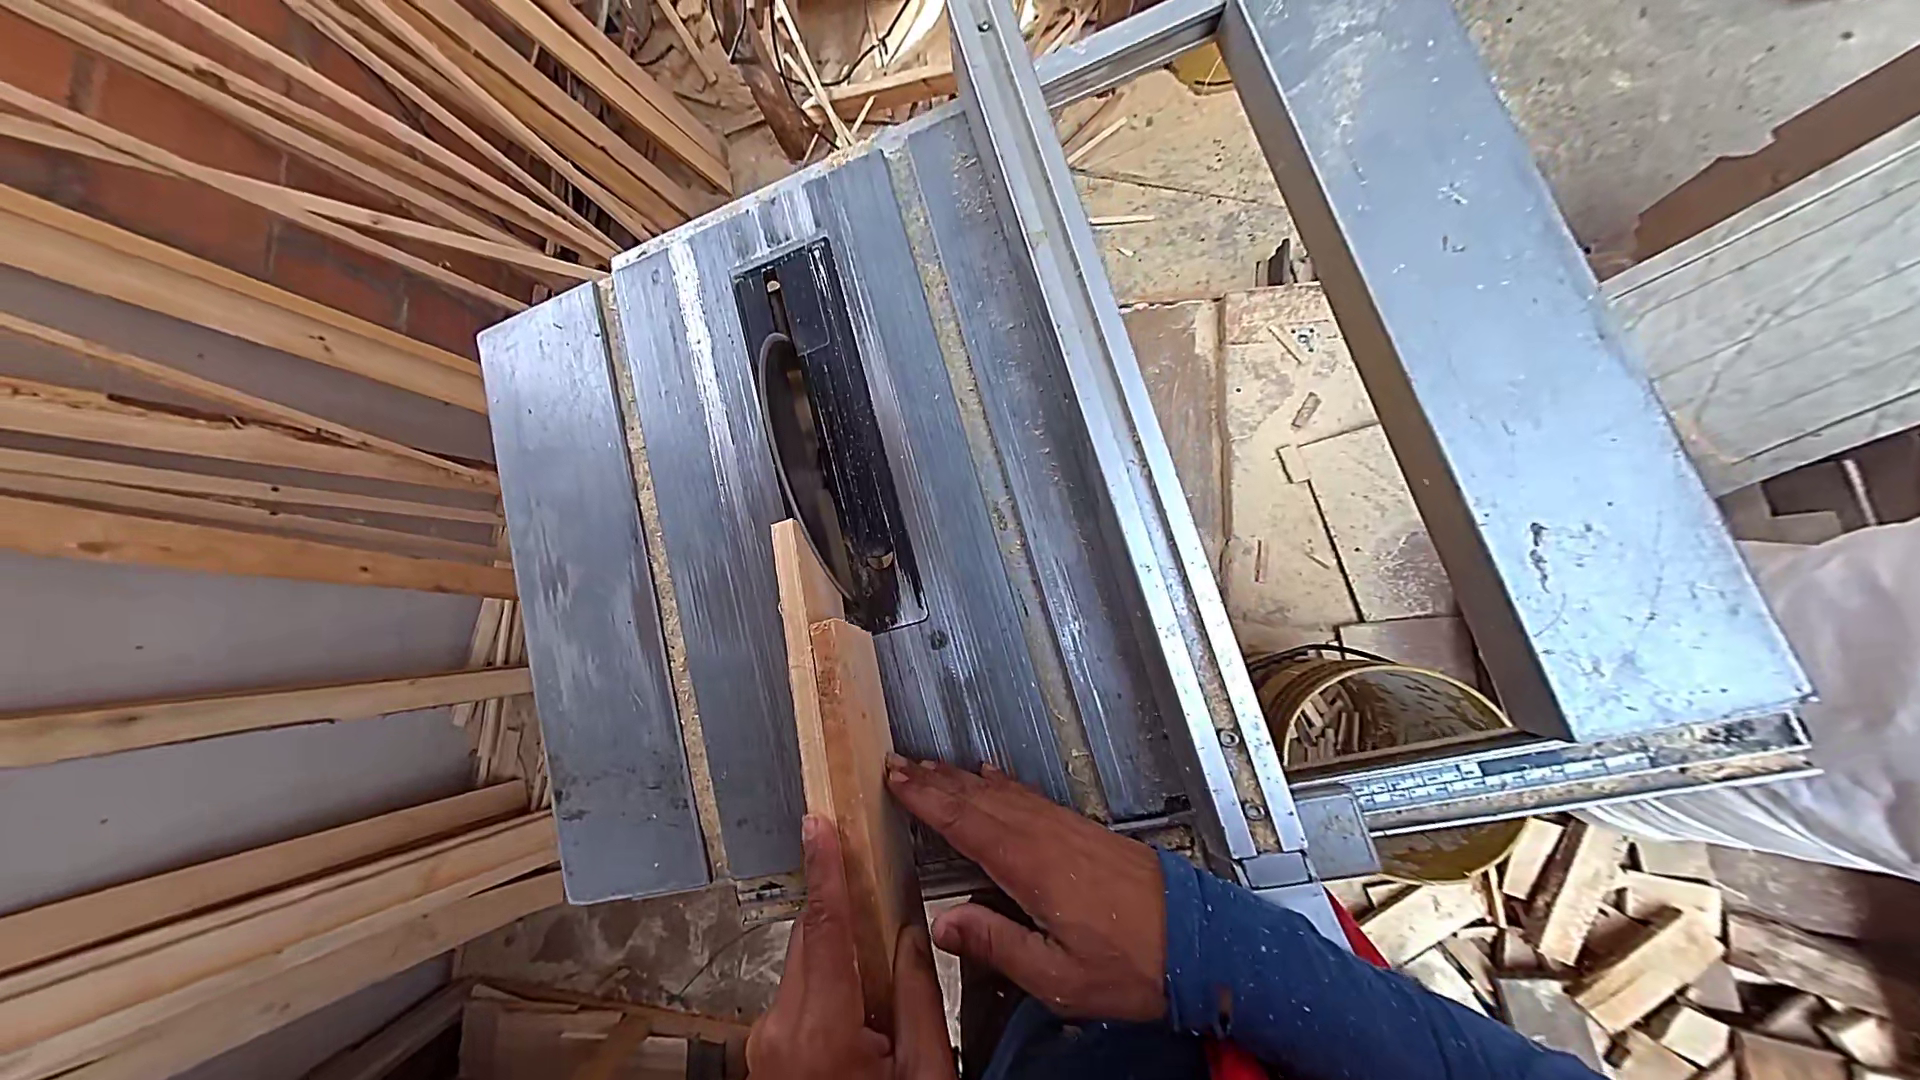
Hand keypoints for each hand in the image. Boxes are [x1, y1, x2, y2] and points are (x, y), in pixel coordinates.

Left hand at [747, 816, 955, 1079]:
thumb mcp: (924, 1073)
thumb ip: (918, 992)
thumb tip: (909, 928)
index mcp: (821, 1030)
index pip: (825, 925)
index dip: (824, 867)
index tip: (816, 821)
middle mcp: (779, 1027)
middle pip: (813, 935)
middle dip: (845, 912)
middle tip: (883, 912)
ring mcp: (764, 1041)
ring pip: (804, 957)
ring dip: (838, 948)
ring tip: (878, 987)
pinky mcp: (763, 1049)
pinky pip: (798, 986)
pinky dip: (827, 976)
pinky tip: (858, 1006)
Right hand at [885, 757, 1165, 1020]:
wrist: (1194, 937)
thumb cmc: (1132, 962)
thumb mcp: (1058, 976)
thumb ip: (997, 944)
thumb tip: (946, 926)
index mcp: (1030, 864)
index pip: (963, 821)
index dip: (925, 798)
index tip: (897, 780)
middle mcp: (1042, 834)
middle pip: (974, 796)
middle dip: (932, 779)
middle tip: (899, 763)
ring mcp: (1060, 825)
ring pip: (998, 791)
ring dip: (959, 776)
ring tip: (931, 766)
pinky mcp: (1076, 827)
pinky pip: (1027, 794)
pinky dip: (1000, 781)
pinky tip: (991, 775)